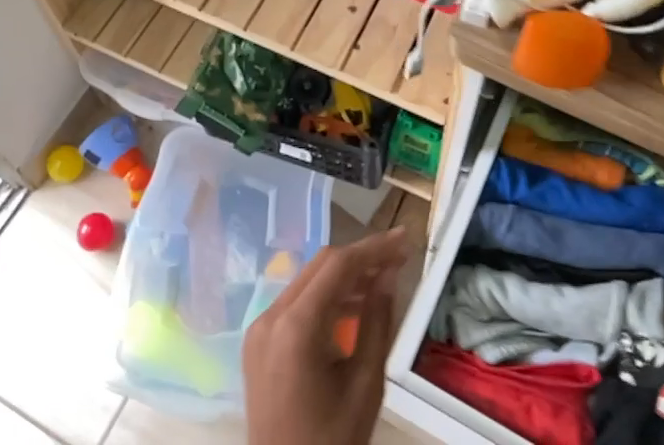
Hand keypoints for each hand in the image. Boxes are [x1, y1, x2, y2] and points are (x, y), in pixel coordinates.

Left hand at [244, 227, 410, 444]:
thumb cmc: (333, 438)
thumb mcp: (366, 383)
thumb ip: (377, 321)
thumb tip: (388, 274)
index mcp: (295, 327)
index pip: (337, 266)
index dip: (374, 247)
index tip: (405, 239)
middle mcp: (270, 318)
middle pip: (319, 266)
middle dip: (360, 256)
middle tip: (399, 256)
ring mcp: (259, 329)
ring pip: (306, 281)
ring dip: (343, 276)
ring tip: (383, 280)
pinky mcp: (258, 343)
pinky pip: (294, 304)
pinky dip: (324, 297)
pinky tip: (353, 306)